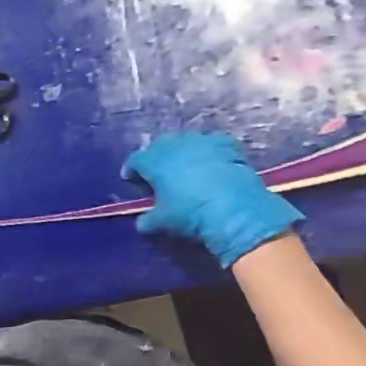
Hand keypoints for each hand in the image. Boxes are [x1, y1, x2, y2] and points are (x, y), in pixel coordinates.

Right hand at [122, 131, 304, 267]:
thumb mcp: (162, 222)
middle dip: (156, 158)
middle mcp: (176, 146)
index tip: (131, 179)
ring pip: (186, 142)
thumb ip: (148, 220)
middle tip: (159, 174)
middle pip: (160, 146)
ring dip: (183, 152)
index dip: (131, 170)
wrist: (234, 210)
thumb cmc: (190, 214)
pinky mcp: (227, 146)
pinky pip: (214, 143)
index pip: (135, 160)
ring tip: (187, 167)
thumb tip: (142, 223)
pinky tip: (214, 163)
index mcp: (155, 162)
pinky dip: (211, 152)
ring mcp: (203, 142)